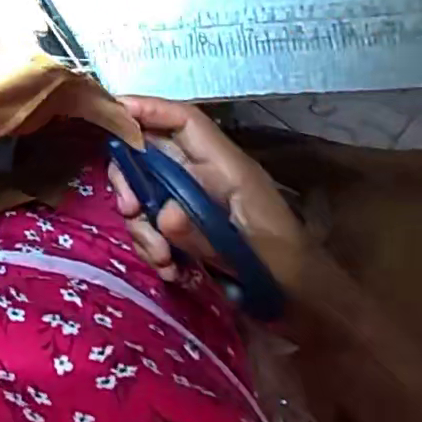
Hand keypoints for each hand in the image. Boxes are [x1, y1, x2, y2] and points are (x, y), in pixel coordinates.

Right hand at [108, 96, 311, 287]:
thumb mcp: (251, 256)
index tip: (108, 112)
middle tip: (127, 210)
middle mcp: (204, 175)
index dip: (145, 108)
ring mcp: (192, 198)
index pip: (183, 120)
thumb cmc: (292, 275)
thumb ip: (202, 233)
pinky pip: (149, 219)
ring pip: (141, 189)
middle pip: (146, 152)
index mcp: (226, 168)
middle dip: (127, 181)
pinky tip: (168, 268)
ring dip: (139, 223)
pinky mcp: (185, 223)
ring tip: (161, 258)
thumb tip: (161, 214)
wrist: (313, 314)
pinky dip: (149, 242)